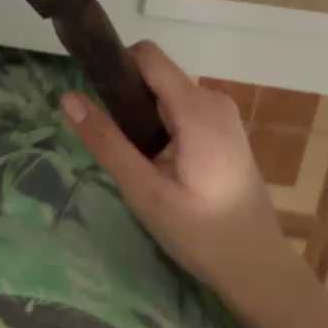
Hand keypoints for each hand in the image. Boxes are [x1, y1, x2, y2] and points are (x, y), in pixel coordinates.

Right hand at [62, 42, 295, 290]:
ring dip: (144, 116)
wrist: (261, 273)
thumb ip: (106, 141)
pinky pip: (182, 110)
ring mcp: (223, 116)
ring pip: (166, 94)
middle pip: (155, 75)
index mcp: (196, 107)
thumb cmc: (203, 233)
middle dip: (128, 99)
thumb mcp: (145, 191)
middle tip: (119, 145)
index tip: (95, 98)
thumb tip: (67, 96)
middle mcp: (213, 100)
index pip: (147, 55)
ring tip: (140, 161)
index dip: (116, 65)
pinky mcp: (226, 132)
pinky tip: (162, 166)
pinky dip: (163, 126)